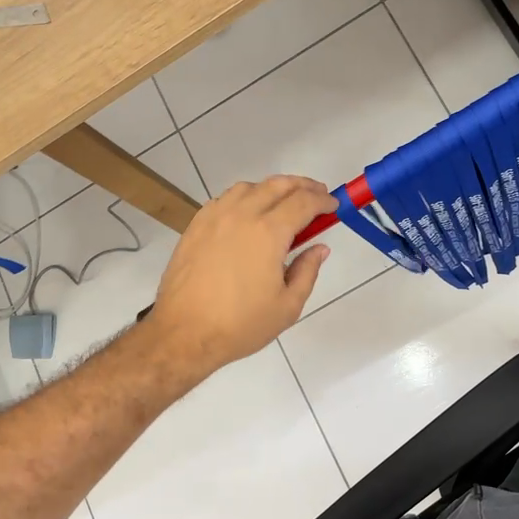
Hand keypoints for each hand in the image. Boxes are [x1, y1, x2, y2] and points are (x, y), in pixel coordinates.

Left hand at [149, 175, 335, 374]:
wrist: (185, 333)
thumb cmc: (241, 325)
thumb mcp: (287, 306)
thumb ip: (307, 271)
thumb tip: (320, 248)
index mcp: (269, 233)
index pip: (303, 202)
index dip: (323, 200)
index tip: (334, 204)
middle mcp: (242, 215)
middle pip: (277, 185)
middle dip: (302, 186)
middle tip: (316, 195)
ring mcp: (215, 217)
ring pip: (249, 187)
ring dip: (271, 188)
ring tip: (283, 202)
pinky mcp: (196, 226)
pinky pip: (224, 199)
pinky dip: (244, 198)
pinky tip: (248, 214)